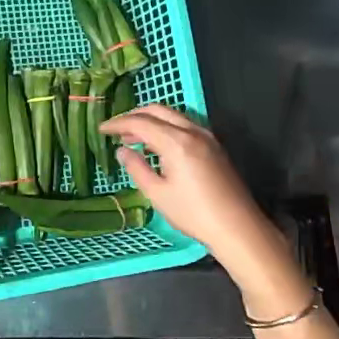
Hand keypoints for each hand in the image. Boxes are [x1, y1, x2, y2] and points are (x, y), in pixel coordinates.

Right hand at [100, 106, 294, 288]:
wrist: (237, 227)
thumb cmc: (193, 213)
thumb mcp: (157, 193)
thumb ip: (137, 168)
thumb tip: (121, 150)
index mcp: (176, 142)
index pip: (140, 122)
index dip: (118, 123)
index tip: (101, 129)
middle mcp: (192, 131)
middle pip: (158, 110)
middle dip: (134, 116)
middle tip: (116, 129)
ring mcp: (206, 137)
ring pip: (172, 116)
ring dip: (151, 121)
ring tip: (133, 138)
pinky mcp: (214, 146)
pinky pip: (184, 126)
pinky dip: (166, 128)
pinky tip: (157, 146)